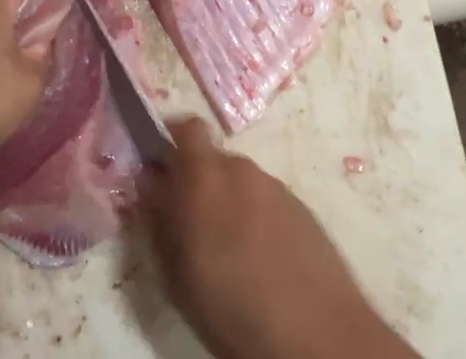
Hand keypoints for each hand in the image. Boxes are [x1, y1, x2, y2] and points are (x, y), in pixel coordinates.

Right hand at [146, 119, 416, 358]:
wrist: (316, 336)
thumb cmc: (230, 306)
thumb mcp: (175, 271)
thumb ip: (158, 217)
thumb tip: (149, 179)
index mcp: (204, 177)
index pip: (187, 128)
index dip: (173, 141)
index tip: (163, 170)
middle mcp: (241, 170)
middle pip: (213, 159)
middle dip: (199, 181)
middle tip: (192, 223)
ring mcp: (276, 187)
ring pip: (241, 182)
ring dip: (230, 201)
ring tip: (230, 248)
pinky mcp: (303, 209)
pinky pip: (267, 201)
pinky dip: (257, 217)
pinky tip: (261, 257)